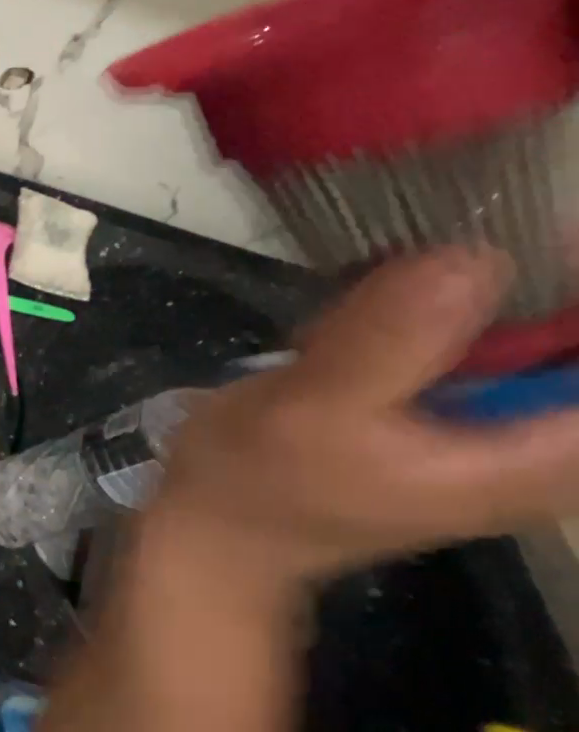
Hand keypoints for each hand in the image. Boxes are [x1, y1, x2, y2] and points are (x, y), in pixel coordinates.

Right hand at [151, 248, 578, 582]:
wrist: (218, 526)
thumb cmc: (262, 477)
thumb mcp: (315, 406)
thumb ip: (390, 339)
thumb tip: (475, 256)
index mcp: (537, 456)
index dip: (578, 298)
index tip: (541, 234)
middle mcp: (536, 442)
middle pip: (564, 349)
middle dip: (515, 289)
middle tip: (422, 264)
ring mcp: (488, 427)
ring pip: (518, 339)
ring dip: (458, 297)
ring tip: (364, 303)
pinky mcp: (439, 413)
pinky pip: (466, 347)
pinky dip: (423, 315)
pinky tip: (353, 320)